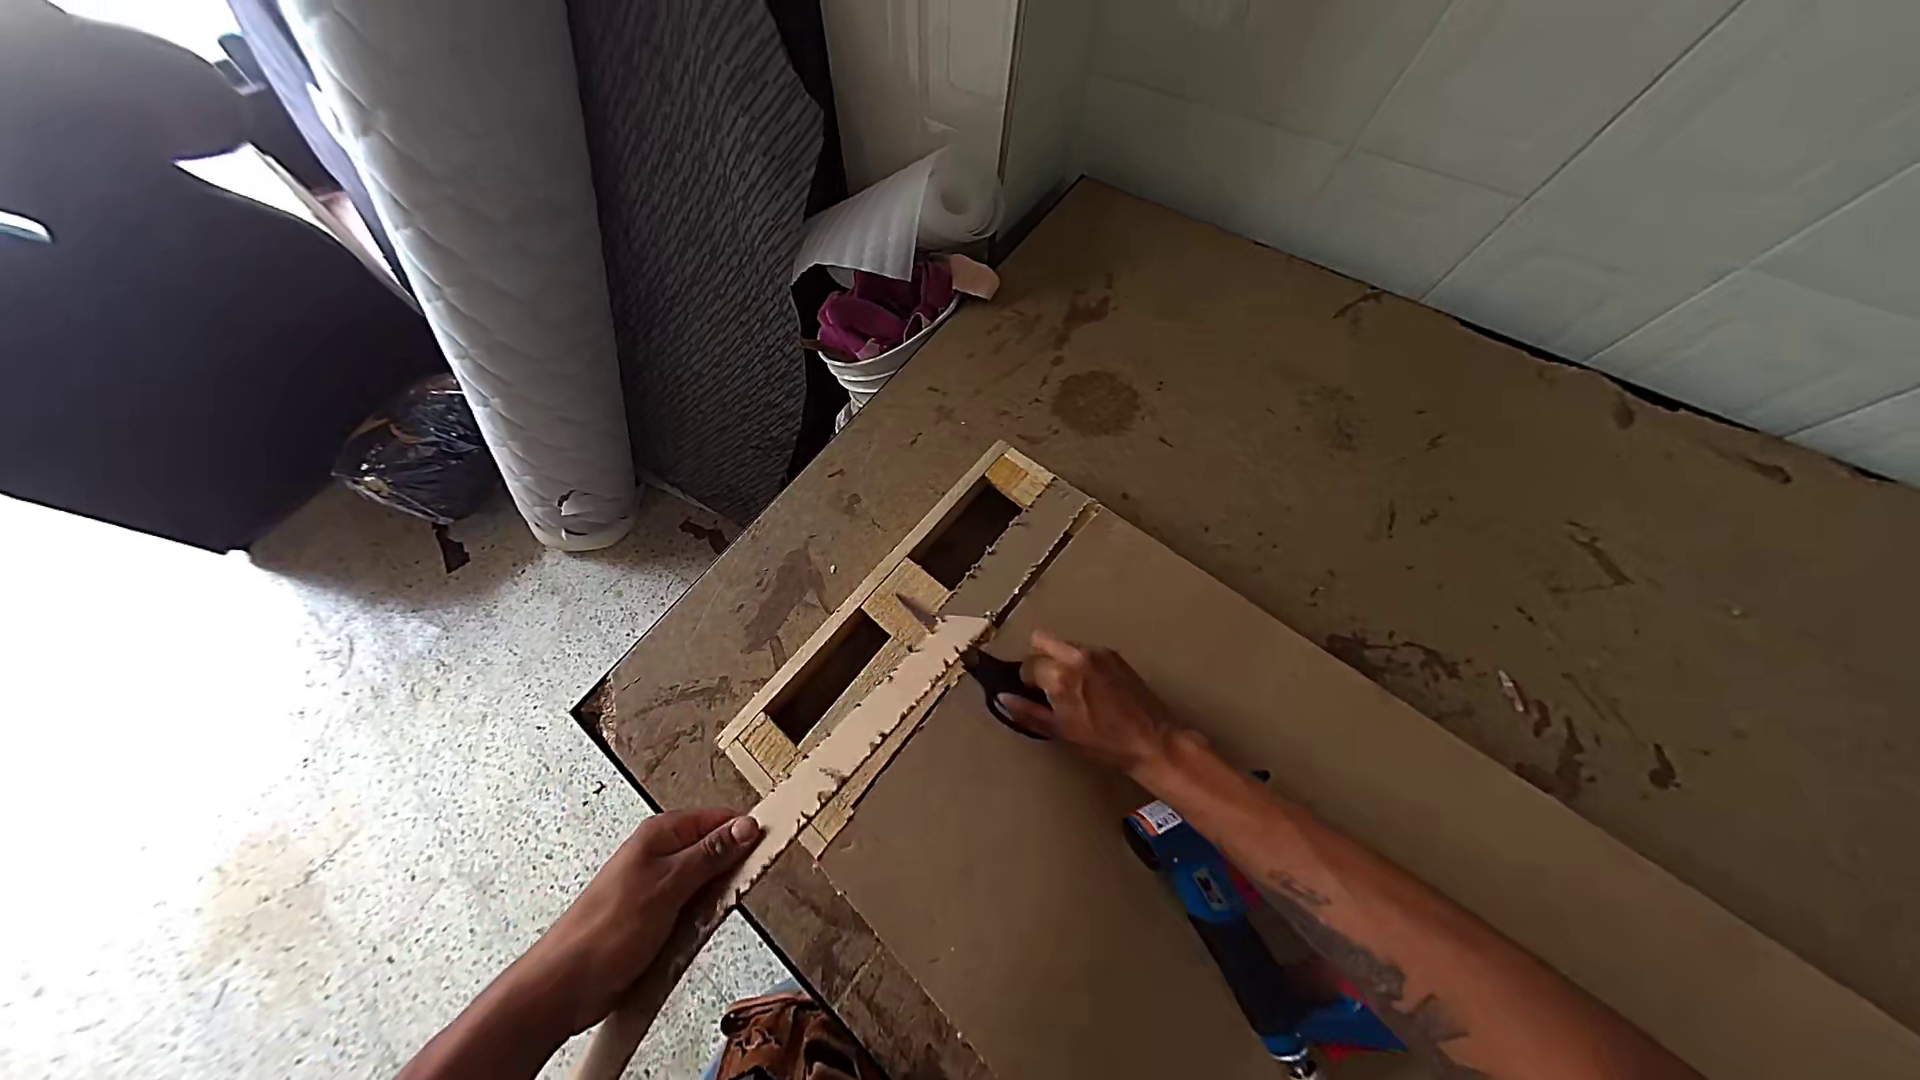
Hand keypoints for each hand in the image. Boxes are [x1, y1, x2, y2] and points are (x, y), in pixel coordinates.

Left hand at [501, 808, 761, 1038]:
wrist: (562, 988)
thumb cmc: (601, 932)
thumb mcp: (670, 885)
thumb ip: (712, 853)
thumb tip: (746, 826)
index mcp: (662, 833)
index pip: (721, 819)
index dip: (746, 832)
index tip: (768, 845)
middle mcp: (661, 853)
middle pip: (717, 850)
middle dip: (730, 871)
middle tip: (732, 890)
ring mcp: (659, 885)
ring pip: (708, 883)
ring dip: (713, 901)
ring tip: (703, 918)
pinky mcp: (658, 914)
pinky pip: (694, 909)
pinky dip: (699, 921)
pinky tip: (692, 933)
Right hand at [995, 629, 1179, 774]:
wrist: (1151, 741)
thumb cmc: (1105, 743)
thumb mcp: (1060, 731)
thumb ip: (1027, 712)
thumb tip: (1003, 698)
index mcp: (1060, 676)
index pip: (1027, 663)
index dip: (1026, 680)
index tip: (1033, 693)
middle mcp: (1076, 656)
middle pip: (1040, 639)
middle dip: (1038, 658)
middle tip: (1046, 683)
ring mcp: (1097, 652)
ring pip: (1063, 644)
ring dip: (1059, 659)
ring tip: (1071, 686)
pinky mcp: (1113, 654)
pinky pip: (1085, 650)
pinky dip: (1080, 662)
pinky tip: (1090, 685)